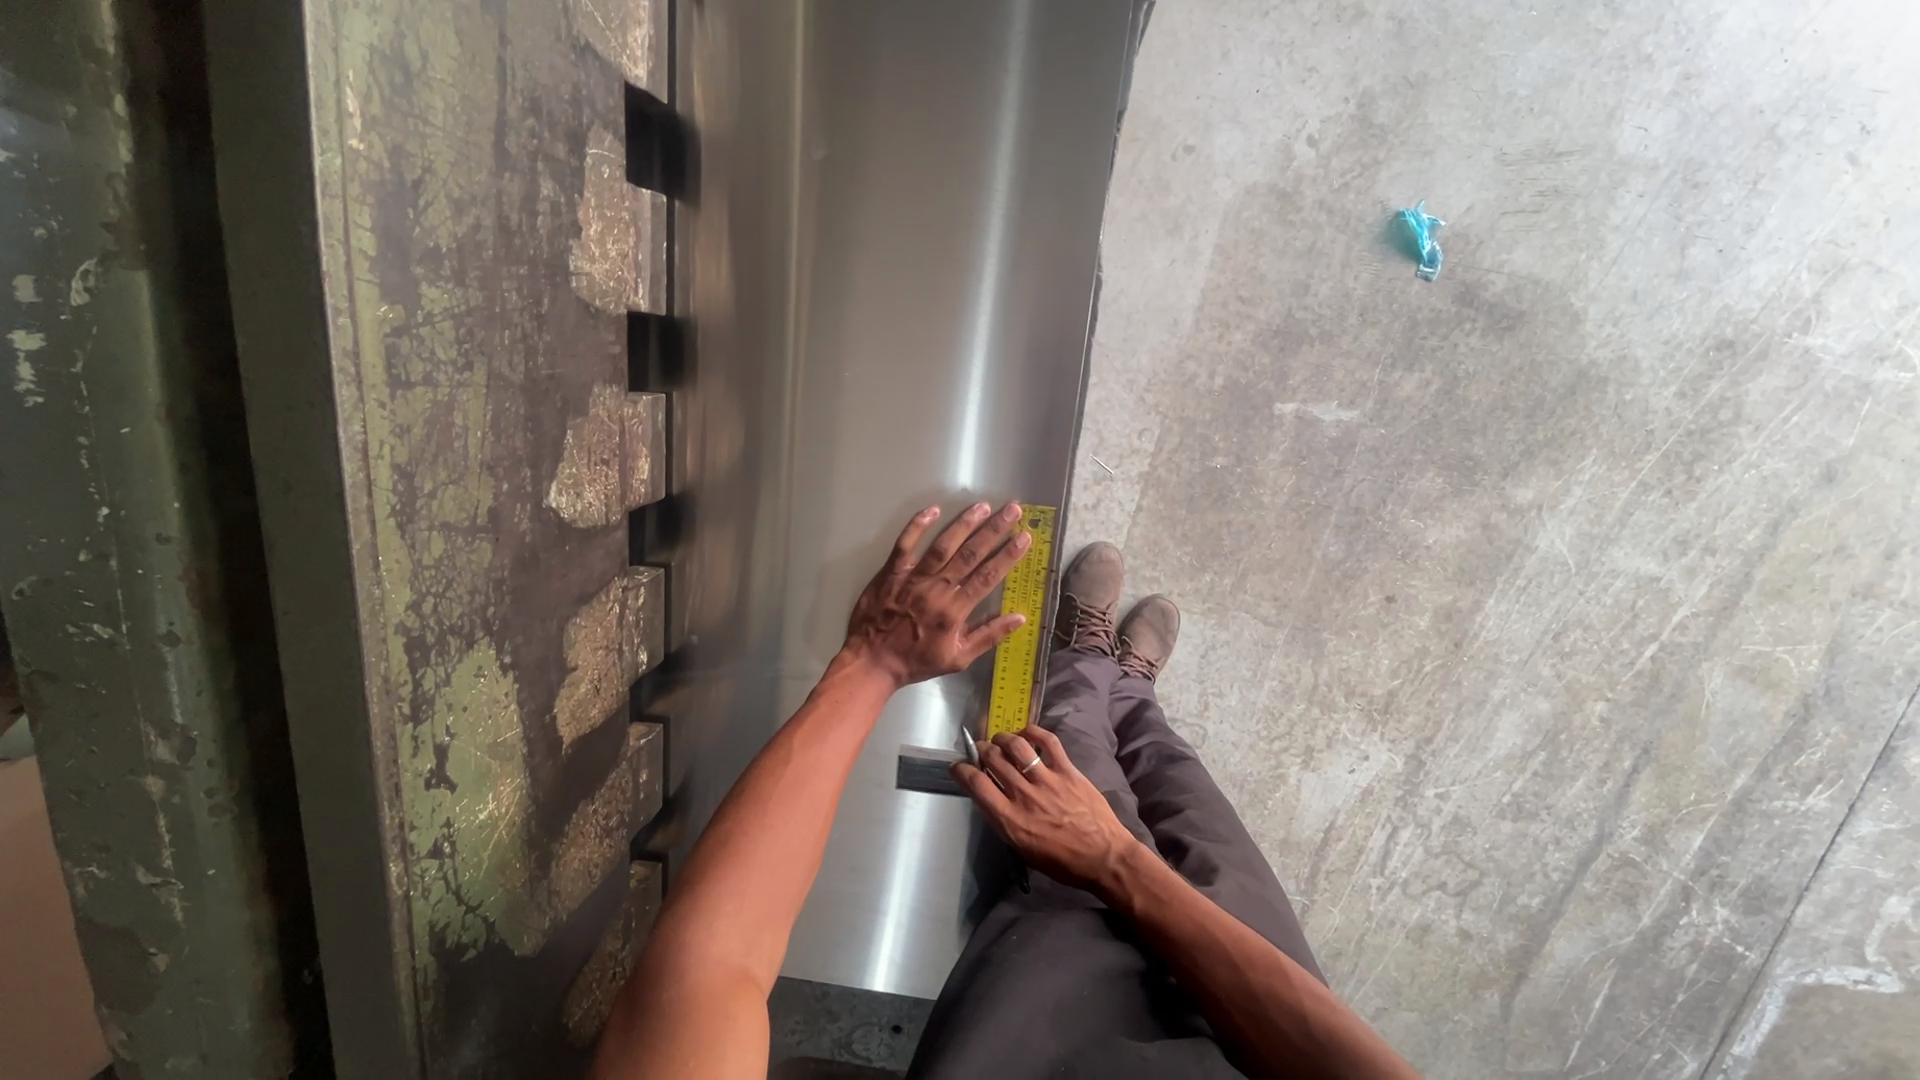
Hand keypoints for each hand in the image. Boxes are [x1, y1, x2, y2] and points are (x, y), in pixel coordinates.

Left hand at [841, 502, 1031, 687]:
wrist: (872, 661)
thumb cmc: (917, 661)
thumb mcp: (958, 659)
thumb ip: (989, 636)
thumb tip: (1020, 618)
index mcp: (954, 611)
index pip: (987, 577)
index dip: (1008, 556)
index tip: (1024, 537)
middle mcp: (937, 590)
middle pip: (970, 554)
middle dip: (994, 530)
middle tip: (1013, 510)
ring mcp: (912, 578)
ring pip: (942, 545)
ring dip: (964, 524)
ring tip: (983, 506)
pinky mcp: (891, 571)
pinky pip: (905, 544)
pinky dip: (918, 526)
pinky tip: (933, 509)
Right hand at [952, 727, 1143, 892]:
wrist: (1104, 857)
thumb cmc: (1062, 862)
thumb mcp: (1022, 849)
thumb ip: (1003, 821)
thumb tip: (990, 797)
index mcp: (1010, 820)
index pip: (976, 784)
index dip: (962, 770)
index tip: (959, 767)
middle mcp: (1024, 796)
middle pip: (993, 759)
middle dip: (982, 750)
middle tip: (983, 751)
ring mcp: (1047, 780)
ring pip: (1015, 745)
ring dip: (1002, 738)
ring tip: (1001, 740)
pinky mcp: (1068, 770)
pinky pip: (1047, 741)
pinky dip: (1033, 731)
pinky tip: (1026, 732)